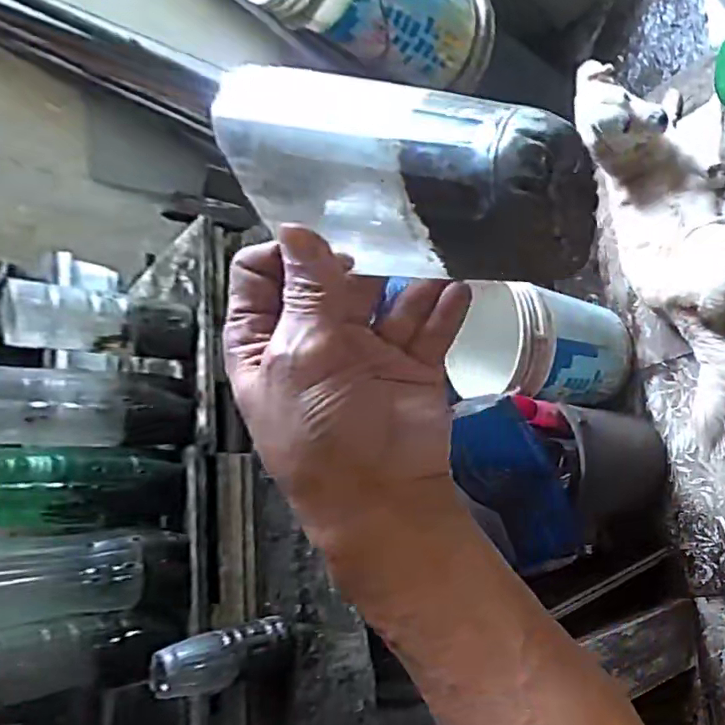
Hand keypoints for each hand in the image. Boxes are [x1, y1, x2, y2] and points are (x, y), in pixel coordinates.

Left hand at [224, 226, 471, 571]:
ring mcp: (373, 354)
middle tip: (387, 246)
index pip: (266, 277)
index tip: (322, 243)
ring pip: (391, 305)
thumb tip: (298, 233)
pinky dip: (445, 311)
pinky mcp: (416, 369)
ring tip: (432, 263)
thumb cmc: (322, 431)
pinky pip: (431, 331)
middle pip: (336, 285)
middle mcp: (320, 341)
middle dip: (360, 264)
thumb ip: (309, 293)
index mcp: (269, 339)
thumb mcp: (303, 355)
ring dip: (411, 284)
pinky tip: (458, 291)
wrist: (382, 491)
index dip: (289, 254)